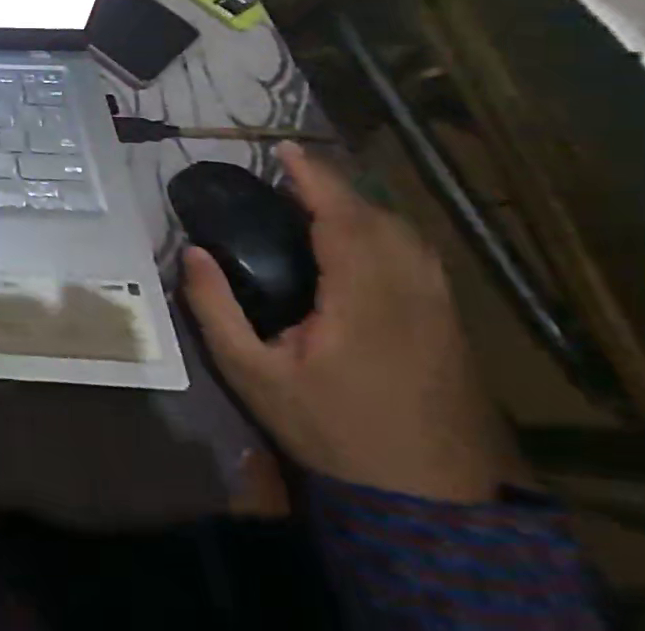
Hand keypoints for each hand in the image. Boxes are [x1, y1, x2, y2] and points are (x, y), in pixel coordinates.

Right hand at [184, 143, 527, 503]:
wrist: (425, 497)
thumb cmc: (329, 428)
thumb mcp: (252, 374)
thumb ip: (216, 310)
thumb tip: (192, 253)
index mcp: (363, 298)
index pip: (342, 217)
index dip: (314, 177)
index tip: (285, 147)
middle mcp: (411, 291)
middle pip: (380, 217)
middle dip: (337, 186)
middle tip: (291, 175)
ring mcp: (441, 308)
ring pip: (408, 235)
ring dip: (365, 206)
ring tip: (322, 199)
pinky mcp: (452, 325)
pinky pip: (421, 257)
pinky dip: (388, 232)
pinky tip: (364, 240)